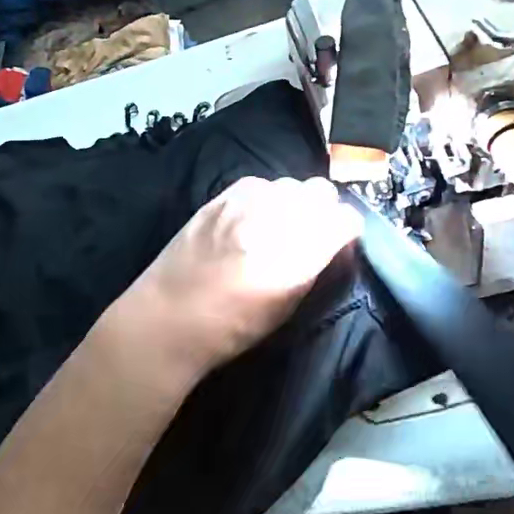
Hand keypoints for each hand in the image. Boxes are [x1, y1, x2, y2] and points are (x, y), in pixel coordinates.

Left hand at [87, 176, 360, 393]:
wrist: (167, 319)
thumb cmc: (230, 329)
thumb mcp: (286, 307)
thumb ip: (314, 267)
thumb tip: (334, 242)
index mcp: (296, 257)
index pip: (344, 220)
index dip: (346, 230)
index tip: (340, 241)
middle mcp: (273, 221)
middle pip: (319, 191)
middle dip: (322, 209)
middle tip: (311, 231)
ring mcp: (242, 204)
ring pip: (289, 184)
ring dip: (292, 201)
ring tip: (278, 225)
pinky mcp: (218, 198)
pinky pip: (257, 184)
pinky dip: (263, 198)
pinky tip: (251, 219)